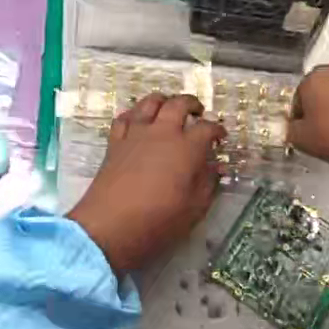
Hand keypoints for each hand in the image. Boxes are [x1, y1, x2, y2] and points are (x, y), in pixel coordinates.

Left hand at [69, 93, 226, 273]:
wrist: (109, 227)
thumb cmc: (157, 222)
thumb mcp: (193, 209)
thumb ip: (207, 184)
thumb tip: (216, 166)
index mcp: (186, 148)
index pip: (207, 128)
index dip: (217, 130)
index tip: (220, 138)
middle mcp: (161, 133)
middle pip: (178, 104)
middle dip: (192, 104)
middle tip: (198, 113)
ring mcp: (135, 135)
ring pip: (149, 103)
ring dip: (163, 100)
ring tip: (169, 108)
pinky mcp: (114, 143)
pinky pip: (124, 118)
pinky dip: (134, 114)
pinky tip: (138, 121)